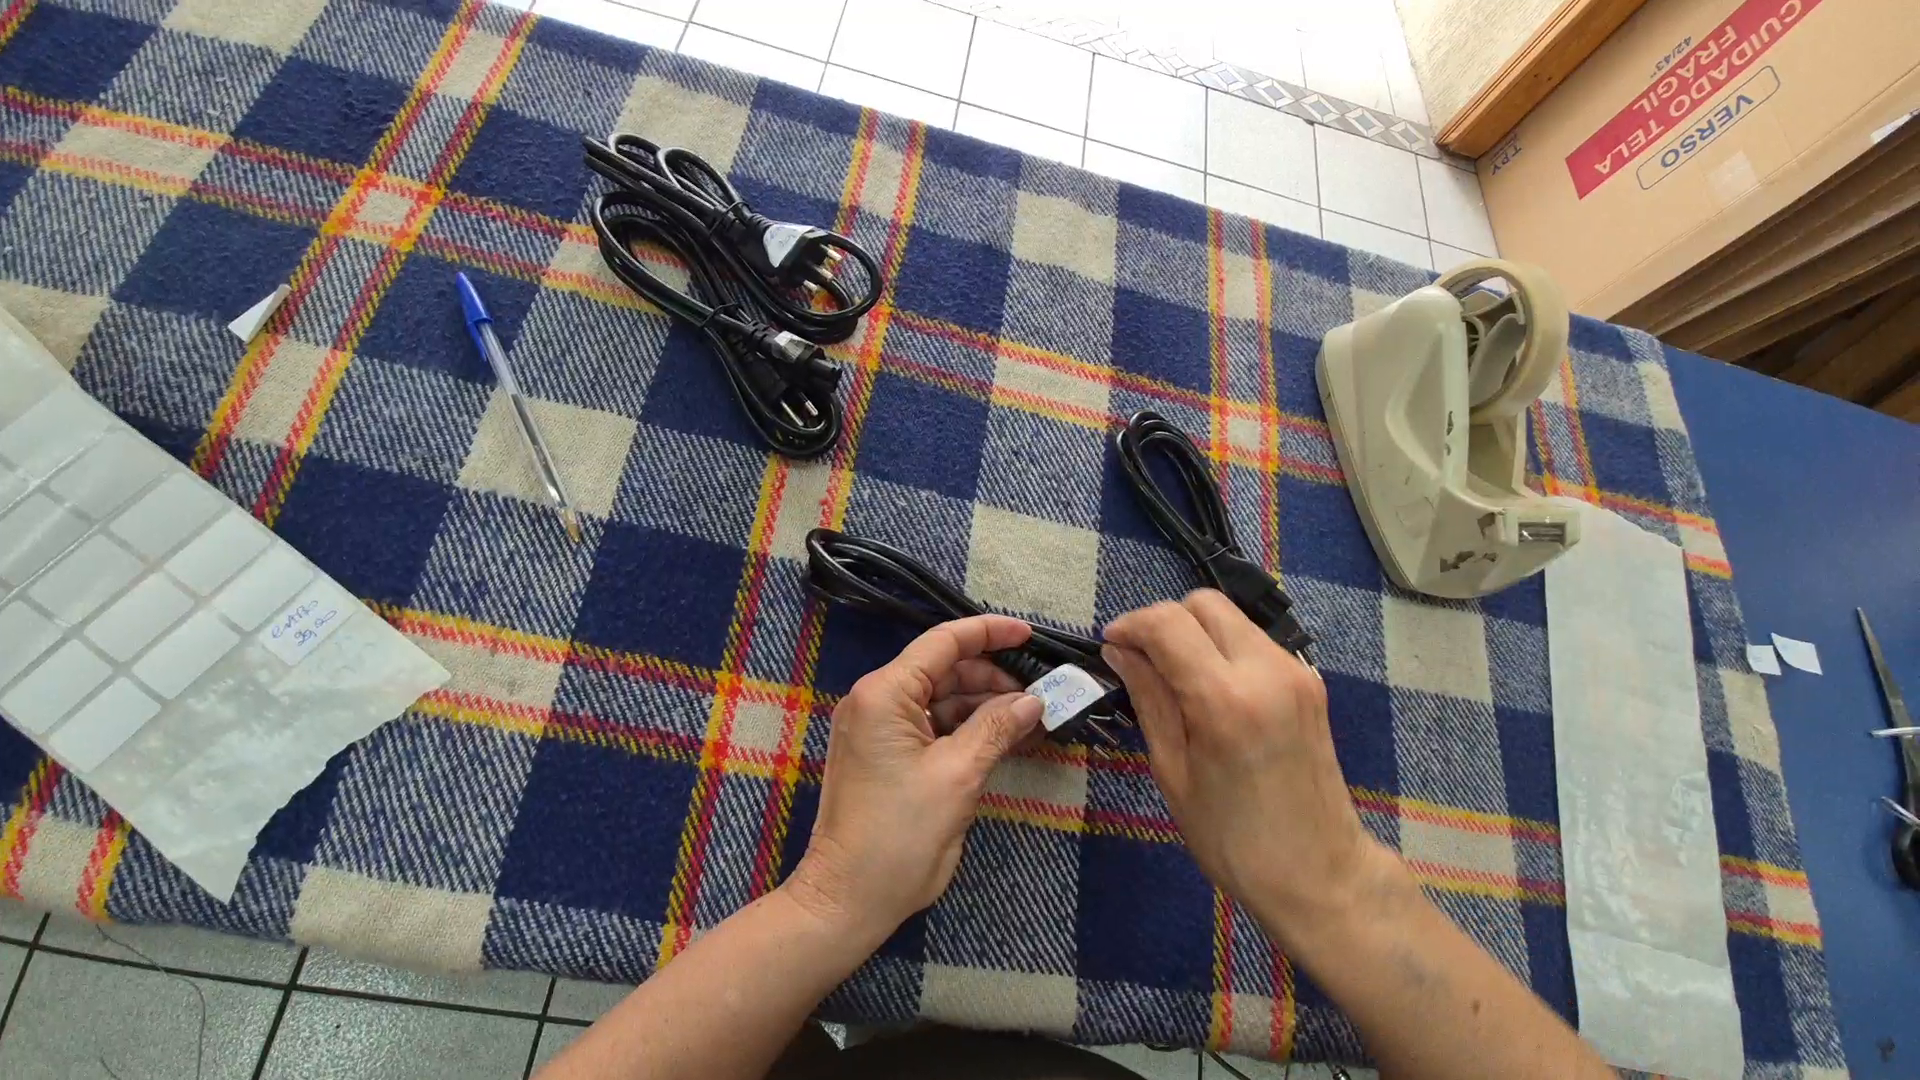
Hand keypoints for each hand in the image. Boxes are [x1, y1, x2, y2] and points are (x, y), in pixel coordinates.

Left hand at [785, 615, 1044, 936]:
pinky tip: (1002, 738)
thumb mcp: (958, 776)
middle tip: (1039, 693)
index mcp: (884, 693)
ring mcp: (876, 728)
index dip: (988, 633)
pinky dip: (965, 729)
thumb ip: (996, 728)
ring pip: (939, 698)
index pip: (943, 642)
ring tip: (1029, 718)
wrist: (848, 898)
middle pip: (943, 669)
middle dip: (992, 678)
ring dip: (982, 705)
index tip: (1029, 635)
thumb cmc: (900, 835)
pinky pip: (930, 726)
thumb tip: (1033, 701)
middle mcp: (875, 700)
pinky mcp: (883, 753)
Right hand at [1102, 591, 1395, 946]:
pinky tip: (1209, 687)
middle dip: (1164, 621)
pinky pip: (1253, 640)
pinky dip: (1222, 648)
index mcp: (1225, 700)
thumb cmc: (1232, 838)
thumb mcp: (1173, 771)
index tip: (1112, 645)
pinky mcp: (1310, 680)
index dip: (1131, 625)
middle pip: (1203, 603)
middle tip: (1142, 659)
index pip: (1168, 623)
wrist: (1320, 873)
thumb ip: (1148, 699)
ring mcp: (1296, 671)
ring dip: (1194, 632)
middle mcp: (1267, 670)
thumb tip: (1120, 651)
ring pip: (1231, 616)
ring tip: (1174, 675)